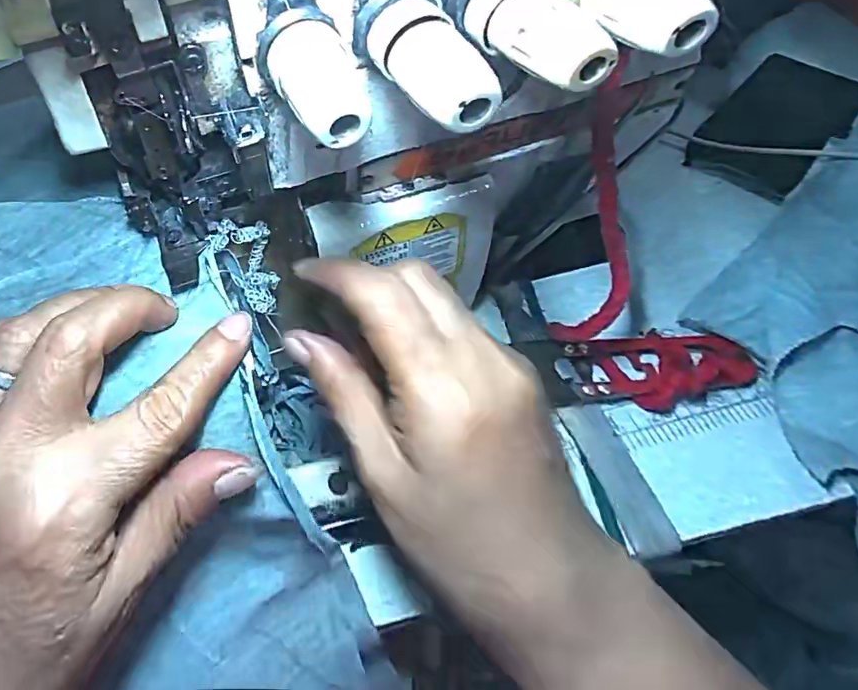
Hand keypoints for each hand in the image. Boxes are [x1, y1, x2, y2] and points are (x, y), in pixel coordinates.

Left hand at [0, 287, 257, 689]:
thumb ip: (173, 516)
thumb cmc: (33, 649)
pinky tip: (36, 334)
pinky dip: (11, 330)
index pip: (158, 412)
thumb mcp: (117, 600)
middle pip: (73, 339)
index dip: (204, 362)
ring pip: (18, 332)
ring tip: (105, 313)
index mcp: (71, 499)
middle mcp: (13, 451)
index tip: (233, 324)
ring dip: (71, 306)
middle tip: (159, 310)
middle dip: (125, 305)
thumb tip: (238, 462)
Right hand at [283, 259, 760, 689]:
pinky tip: (400, 357)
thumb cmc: (454, 542)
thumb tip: (298, 336)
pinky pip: (458, 319)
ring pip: (439, 291)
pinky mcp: (520, 369)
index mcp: (440, 384)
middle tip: (325, 304)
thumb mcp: (382, 473)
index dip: (334, 272)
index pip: (381, 292)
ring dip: (390, 293)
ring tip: (356, 332)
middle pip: (414, 275)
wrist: (559, 587)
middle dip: (363, 275)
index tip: (299, 274)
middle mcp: (481, 355)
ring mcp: (508, 358)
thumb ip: (343, 392)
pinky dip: (419, 317)